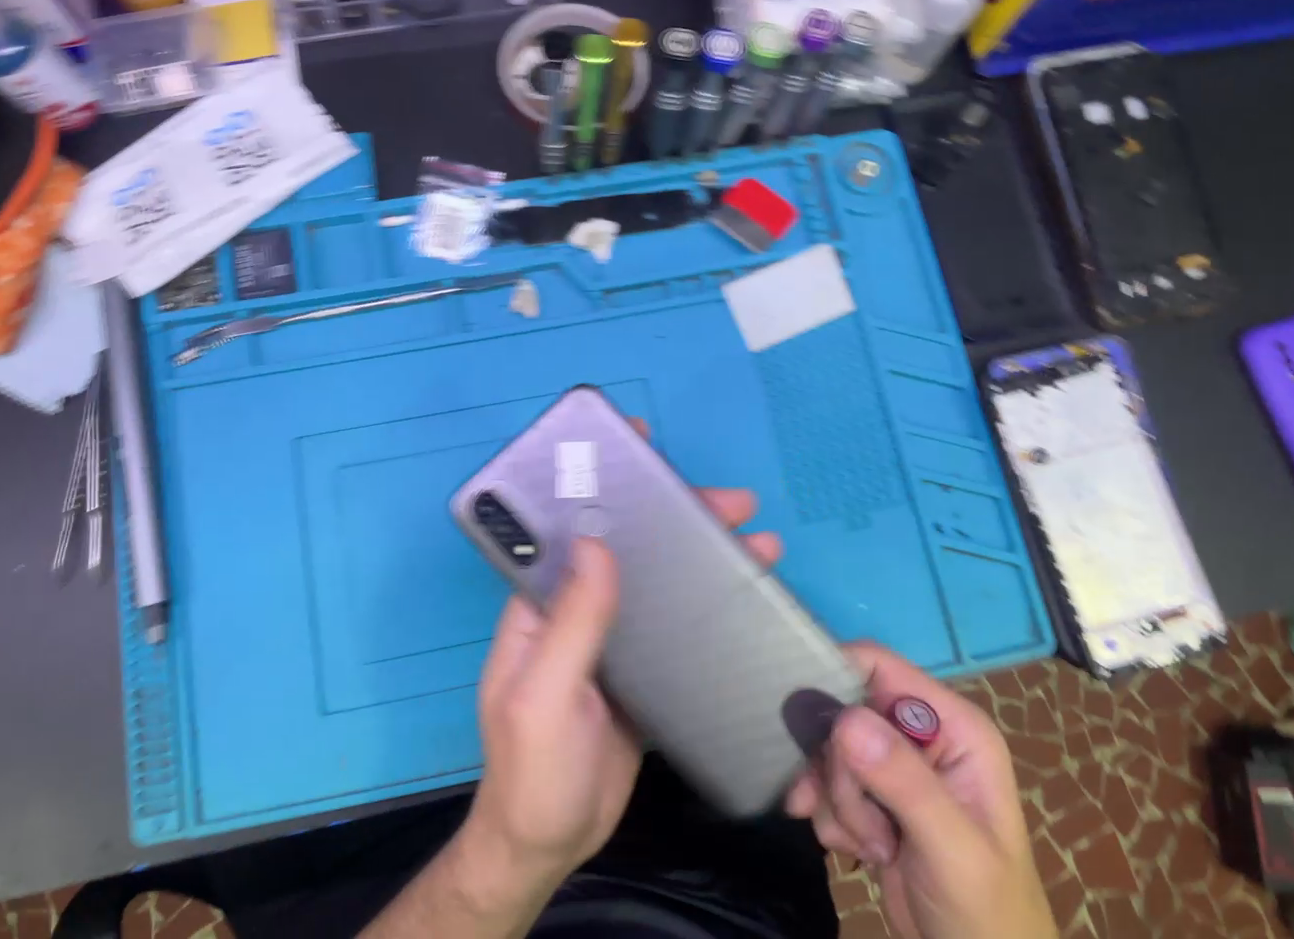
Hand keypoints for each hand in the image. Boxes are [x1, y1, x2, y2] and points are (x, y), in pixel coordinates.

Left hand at [465, 474, 785, 888]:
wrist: (552, 844)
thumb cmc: (535, 770)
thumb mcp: (545, 695)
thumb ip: (571, 623)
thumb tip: (597, 542)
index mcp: (539, 609)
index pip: (569, 531)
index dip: (601, 486)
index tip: (640, 449)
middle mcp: (576, 614)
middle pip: (627, 549)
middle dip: (676, 519)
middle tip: (734, 503)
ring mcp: (612, 644)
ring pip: (659, 585)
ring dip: (702, 560)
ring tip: (758, 542)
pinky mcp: (642, 676)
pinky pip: (677, 629)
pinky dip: (710, 608)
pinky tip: (746, 600)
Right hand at [784, 644, 1055, 938]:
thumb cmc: (987, 910)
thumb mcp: (953, 850)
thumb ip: (905, 783)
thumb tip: (847, 720)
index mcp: (955, 727)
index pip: (880, 667)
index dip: (838, 681)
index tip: (812, 727)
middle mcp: (923, 736)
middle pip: (845, 715)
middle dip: (842, 772)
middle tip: (863, 821)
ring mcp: (895, 767)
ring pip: (830, 753)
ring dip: (837, 802)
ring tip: (872, 845)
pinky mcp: (871, 797)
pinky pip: (825, 785)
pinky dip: (829, 817)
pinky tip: (853, 849)